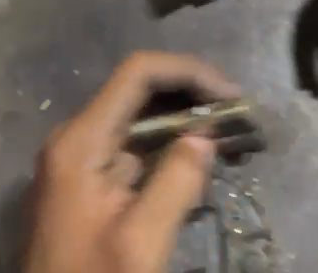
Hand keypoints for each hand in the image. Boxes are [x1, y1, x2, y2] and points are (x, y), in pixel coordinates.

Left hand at [24, 51, 241, 272]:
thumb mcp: (140, 243)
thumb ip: (176, 182)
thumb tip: (205, 136)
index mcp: (81, 141)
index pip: (139, 73)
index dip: (189, 73)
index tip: (231, 98)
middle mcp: (77, 138)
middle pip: (142, 90)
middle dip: (194, 95)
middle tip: (240, 117)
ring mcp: (82, 160)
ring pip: (142, 117)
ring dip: (188, 120)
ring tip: (233, 137)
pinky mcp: (91, 182)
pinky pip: (137, 146)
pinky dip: (173, 145)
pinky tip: (205, 161)